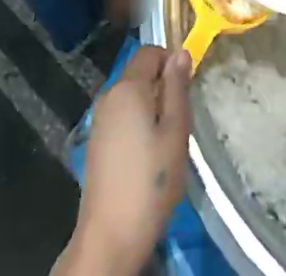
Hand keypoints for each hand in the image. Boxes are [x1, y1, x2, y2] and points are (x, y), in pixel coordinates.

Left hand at [60, 46, 191, 274]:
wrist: (110, 233)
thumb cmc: (151, 180)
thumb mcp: (175, 132)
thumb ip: (177, 89)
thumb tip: (180, 52)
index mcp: (127, 87)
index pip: (149, 52)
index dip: (171, 61)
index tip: (188, 89)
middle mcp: (108, 94)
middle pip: (139, 72)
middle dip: (163, 86)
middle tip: (181, 120)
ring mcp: (99, 117)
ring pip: (131, 95)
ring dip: (151, 106)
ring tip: (168, 140)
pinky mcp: (96, 138)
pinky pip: (122, 114)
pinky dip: (138, 122)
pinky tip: (149, 154)